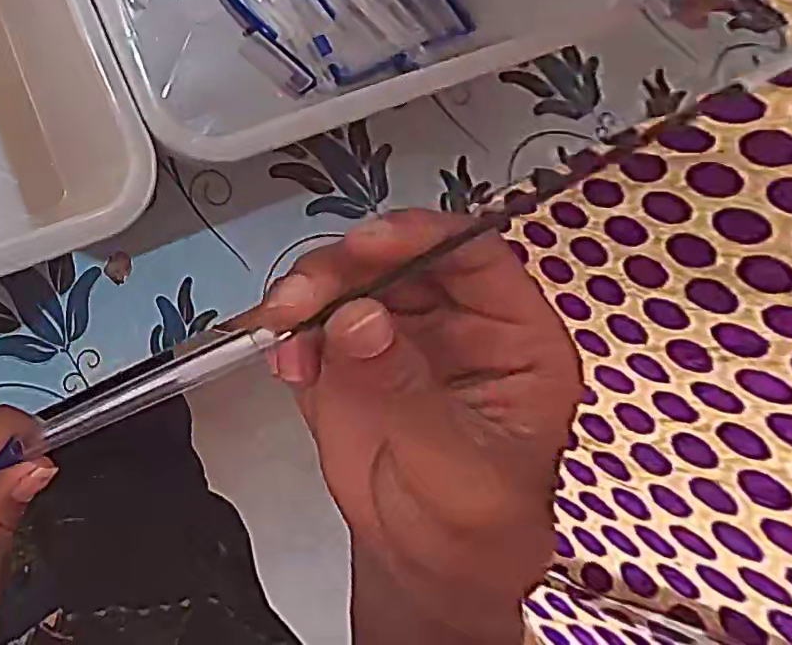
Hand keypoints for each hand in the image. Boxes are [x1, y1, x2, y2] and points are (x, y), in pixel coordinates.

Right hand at [241, 210, 581, 643]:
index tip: (366, 244)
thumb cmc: (474, 524)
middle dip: (336, 269)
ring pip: (339, 273)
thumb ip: (407, 390)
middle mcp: (446, 316)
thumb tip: (359, 318)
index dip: (419, 236)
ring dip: (301, 294)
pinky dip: (284, 327)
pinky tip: (287, 363)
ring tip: (285, 334)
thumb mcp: (457, 468)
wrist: (418, 556)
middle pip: (388, 255)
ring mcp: (388, 324)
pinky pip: (304, 309)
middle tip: (300, 299)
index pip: (471, 255)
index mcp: (507, 335)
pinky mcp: (339, 340)